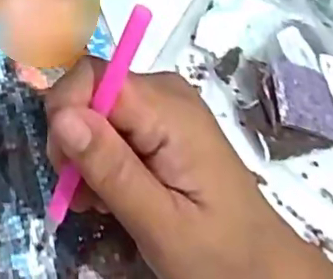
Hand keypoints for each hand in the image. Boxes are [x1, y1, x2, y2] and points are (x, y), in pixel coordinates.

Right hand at [45, 59, 332, 278]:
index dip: (66, 109)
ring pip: (97, 107)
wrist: (270, 274)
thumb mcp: (162, 225)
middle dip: (75, 140)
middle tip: (81, 195)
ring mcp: (163, 104)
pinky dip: (102, 155)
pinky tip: (111, 192)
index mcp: (167, 107)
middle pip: (91, 90)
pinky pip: (113, 121)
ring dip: (86, 153)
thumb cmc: (223, 256)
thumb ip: (111, 169)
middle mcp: (163, 90)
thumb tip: (62, 116)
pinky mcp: (161, 121)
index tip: (63, 164)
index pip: (92, 74)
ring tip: (99, 202)